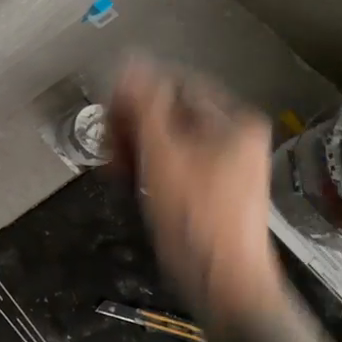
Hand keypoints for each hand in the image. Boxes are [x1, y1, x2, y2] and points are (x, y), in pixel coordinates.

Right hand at [108, 57, 285, 326]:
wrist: (222, 281)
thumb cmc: (195, 214)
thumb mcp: (162, 153)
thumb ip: (144, 104)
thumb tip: (128, 61)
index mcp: (231, 119)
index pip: (170, 83)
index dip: (134, 96)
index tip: (109, 118)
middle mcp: (230, 133)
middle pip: (164, 108)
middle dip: (130, 126)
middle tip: (110, 149)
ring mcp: (219, 159)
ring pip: (160, 134)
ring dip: (132, 146)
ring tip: (118, 171)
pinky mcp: (205, 182)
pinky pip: (167, 157)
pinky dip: (145, 164)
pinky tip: (130, 180)